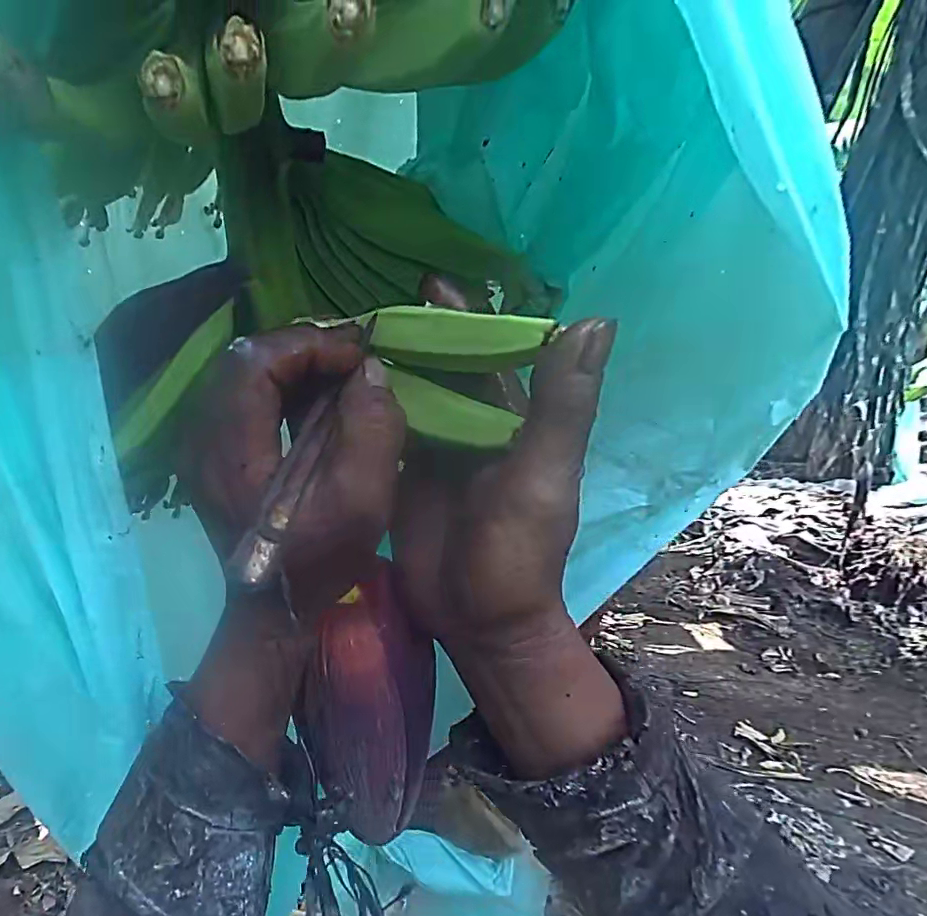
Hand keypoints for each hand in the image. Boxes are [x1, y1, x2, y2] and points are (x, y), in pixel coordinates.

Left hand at [181, 322, 406, 769]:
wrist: (271, 609)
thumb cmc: (317, 561)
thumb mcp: (361, 502)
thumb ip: (372, 428)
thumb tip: (368, 371)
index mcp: (228, 449)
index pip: (256, 360)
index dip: (310, 345)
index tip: (358, 357)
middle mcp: (200, 440)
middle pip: (243, 361)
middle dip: (301, 349)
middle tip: (350, 361)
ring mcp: (199, 448)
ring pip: (239, 377)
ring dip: (290, 367)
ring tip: (337, 376)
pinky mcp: (209, 457)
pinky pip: (239, 401)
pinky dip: (278, 390)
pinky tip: (312, 403)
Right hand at [391, 278, 625, 777]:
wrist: (478, 621)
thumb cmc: (518, 554)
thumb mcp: (543, 478)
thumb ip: (561, 407)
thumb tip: (593, 319)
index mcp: (512, 424)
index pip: (487, 359)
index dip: (466, 320)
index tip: (431, 283)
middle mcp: (471, 432)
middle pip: (439, 375)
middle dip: (410, 341)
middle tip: (365, 311)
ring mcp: (432, 458)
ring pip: (407, 403)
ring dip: (381, 374)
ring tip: (341, 342)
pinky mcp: (402, 483)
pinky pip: (382, 439)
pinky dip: (364, 417)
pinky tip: (334, 395)